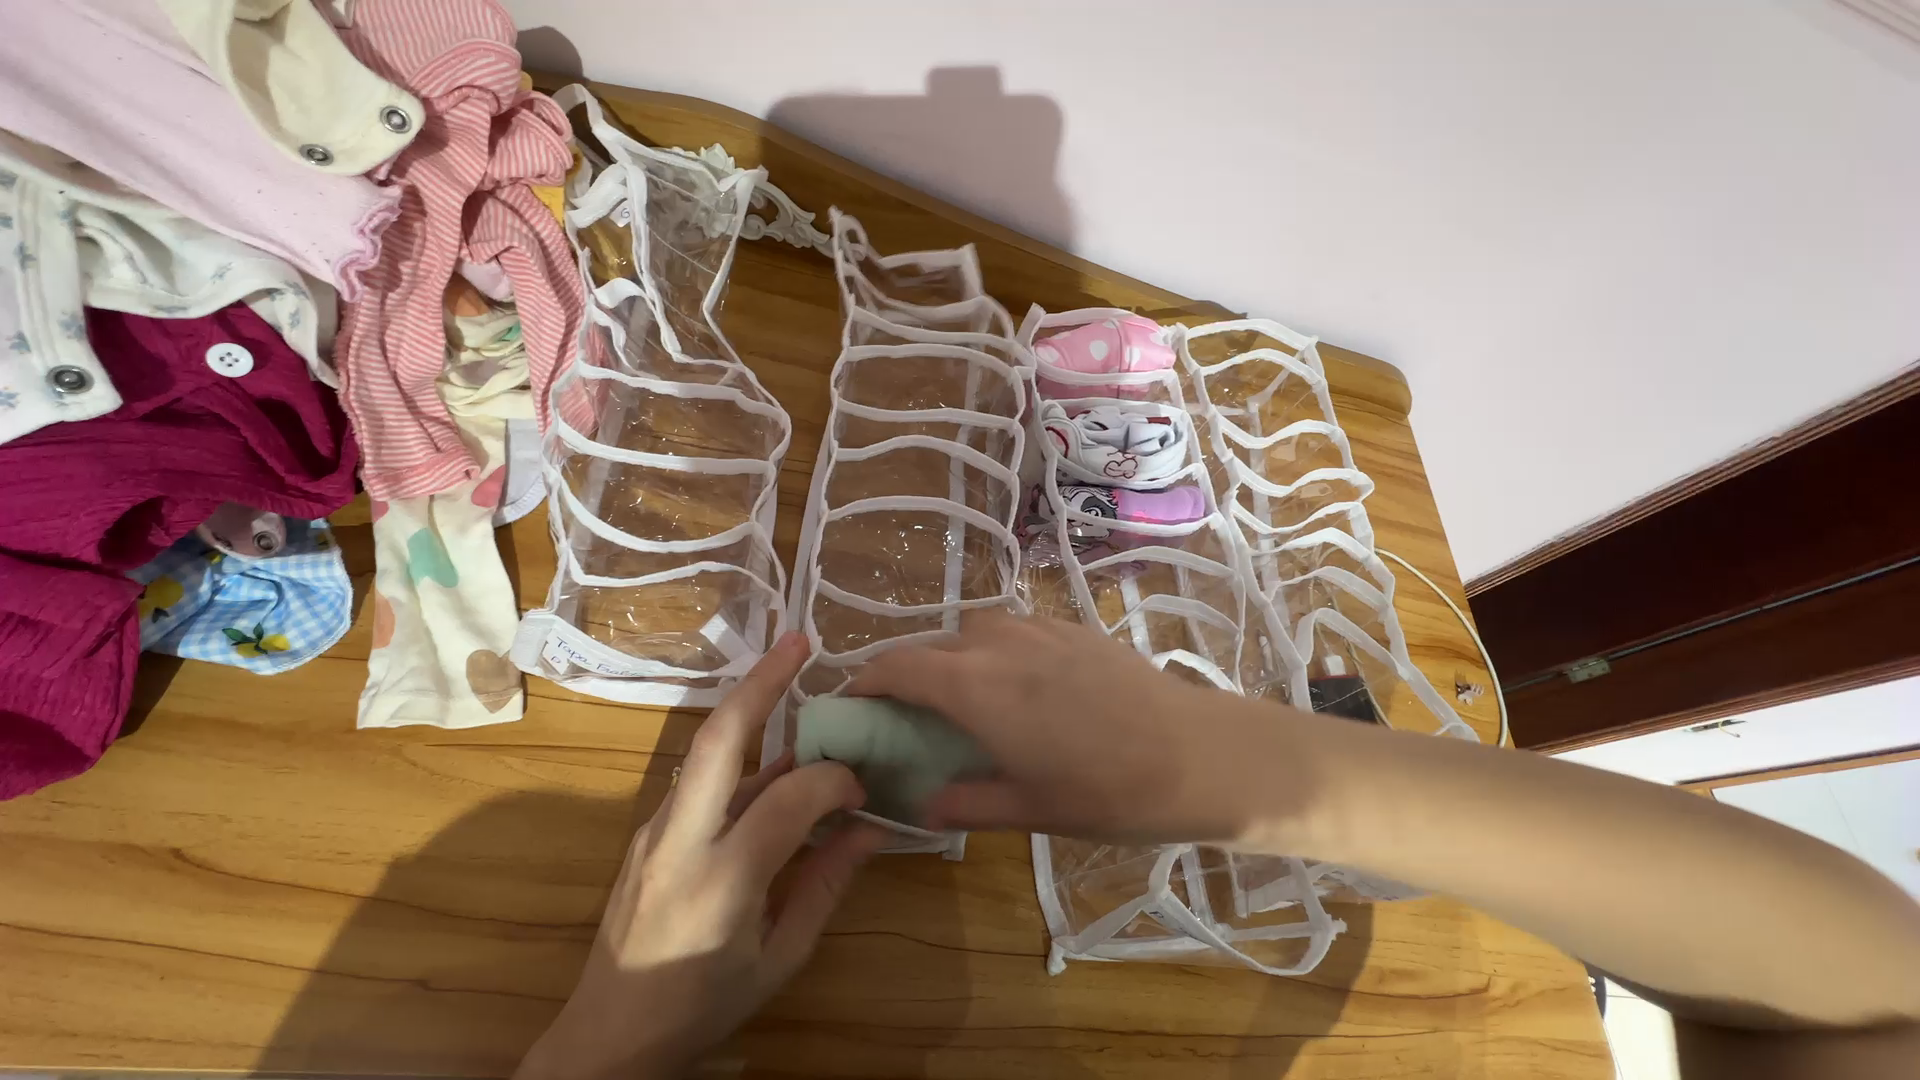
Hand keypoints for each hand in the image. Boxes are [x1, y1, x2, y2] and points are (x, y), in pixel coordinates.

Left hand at [515, 633, 887, 1079]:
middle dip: (760, 681)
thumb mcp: (780, 959)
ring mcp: (655, 829)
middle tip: (798, 640)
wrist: (606, 1038)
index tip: (862, 790)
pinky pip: (702, 778)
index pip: (788, 800)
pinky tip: (776, 761)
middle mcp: (680, 841)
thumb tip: (871, 828)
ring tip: (791, 675)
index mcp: (721, 883)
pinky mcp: (648, 830)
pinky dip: (743, 756)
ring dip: (749, 707)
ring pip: (706, 748)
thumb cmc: (703, 1007)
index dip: (834, 782)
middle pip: (719, 739)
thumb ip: (826, 885)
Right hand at [846, 609, 1315, 844]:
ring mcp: (1039, 628)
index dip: (865, 682)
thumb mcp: (1029, 810)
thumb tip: (921, 804)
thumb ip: (965, 802)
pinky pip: (1013, 628)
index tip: (853, 705)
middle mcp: (998, 644)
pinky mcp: (1073, 626)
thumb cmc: (1107, 790)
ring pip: (973, 630)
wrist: (1197, 753)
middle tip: (909, 714)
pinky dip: (995, 648)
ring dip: (954, 657)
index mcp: (975, 687)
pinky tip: (1021, 684)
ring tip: (966, 698)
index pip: (896, 667)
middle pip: (931, 646)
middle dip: (908, 674)